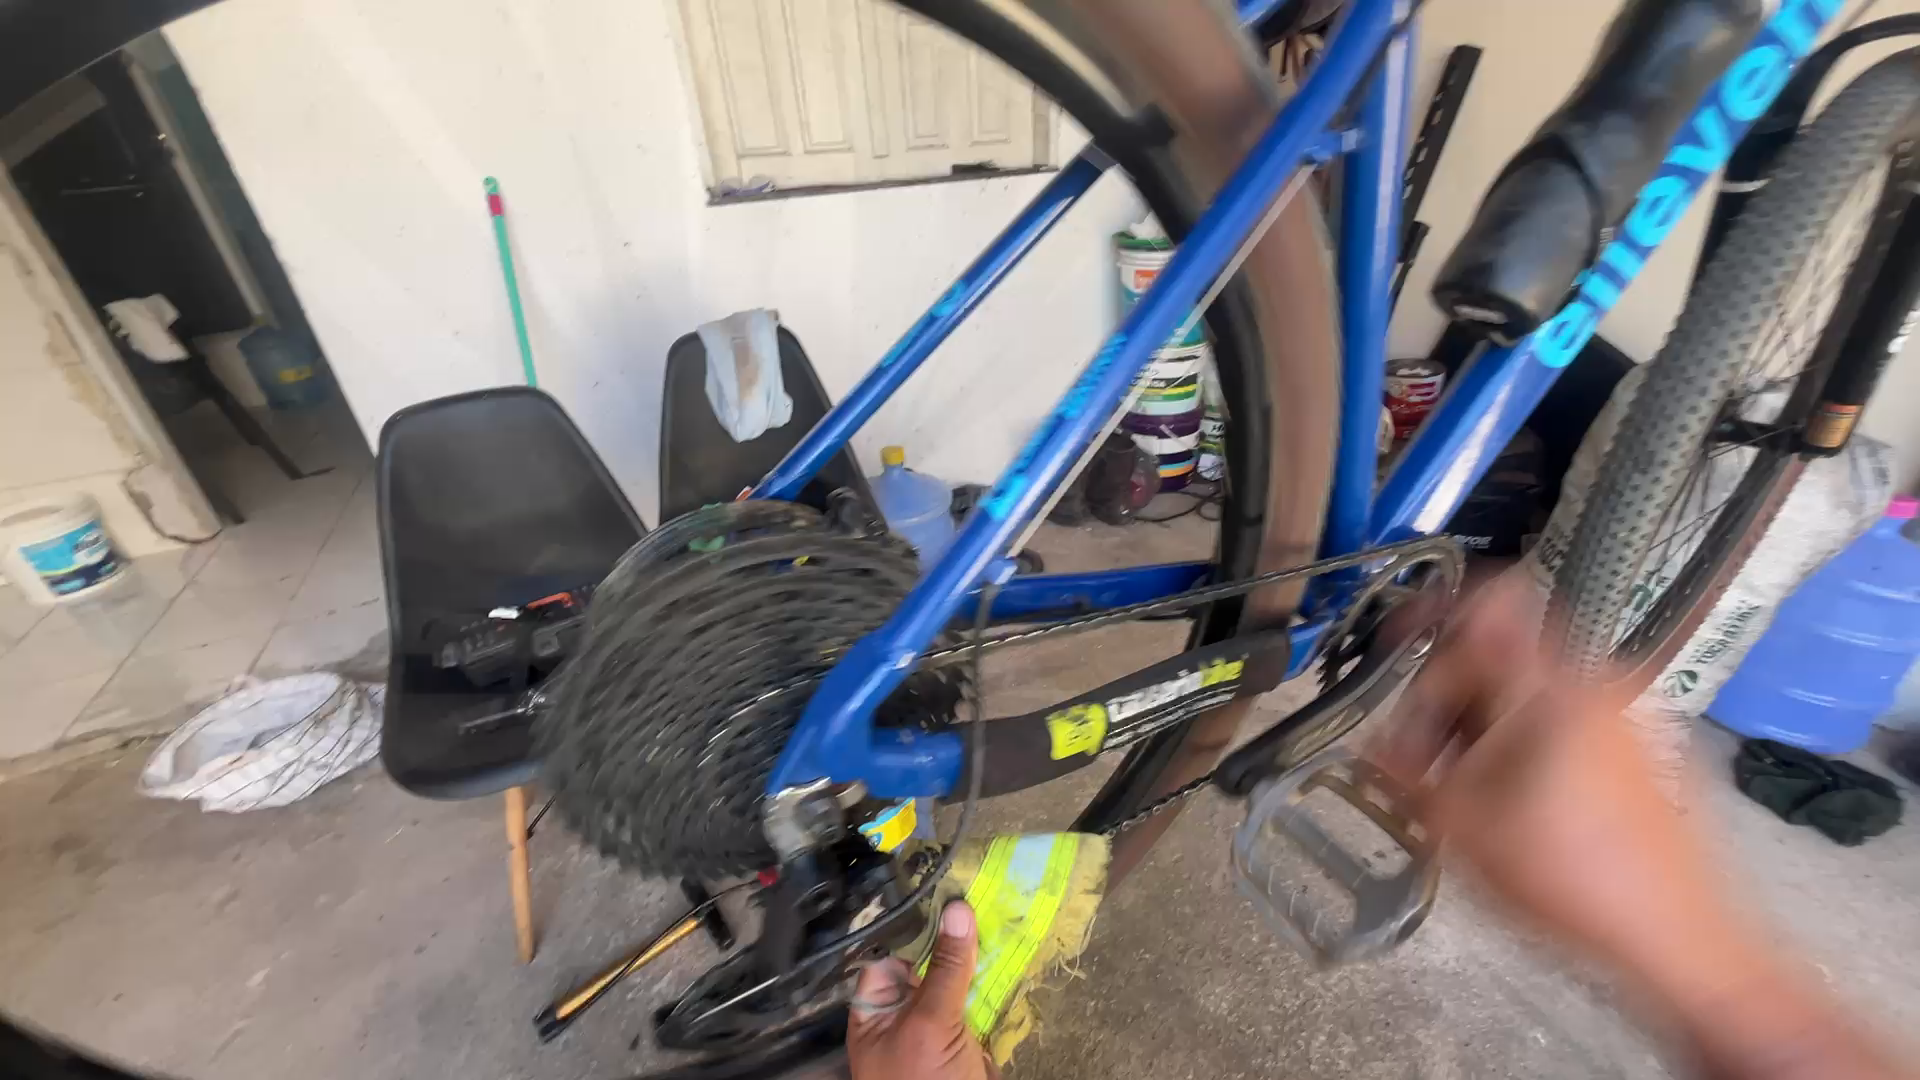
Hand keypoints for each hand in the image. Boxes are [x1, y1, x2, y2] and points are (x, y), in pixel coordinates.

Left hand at [847, 901, 997, 1079]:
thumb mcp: (929, 1025)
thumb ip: (944, 969)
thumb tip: (958, 908)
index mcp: (876, 1010)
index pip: (890, 950)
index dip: (913, 919)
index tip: (938, 884)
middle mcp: (904, 1013)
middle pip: (927, 960)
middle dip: (949, 929)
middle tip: (973, 885)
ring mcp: (937, 1025)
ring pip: (956, 977)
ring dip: (975, 948)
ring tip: (995, 900)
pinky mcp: (969, 1036)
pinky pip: (980, 997)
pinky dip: (995, 975)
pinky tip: (1009, 941)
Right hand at [1370, 578, 1728, 978]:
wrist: (1685, 943)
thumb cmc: (1563, 872)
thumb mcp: (1457, 818)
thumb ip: (1400, 767)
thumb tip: (1369, 745)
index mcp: (1547, 684)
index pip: (1486, 600)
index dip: (1430, 606)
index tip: (1394, 640)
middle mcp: (1591, 682)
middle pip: (1493, 652)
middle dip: (1443, 691)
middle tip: (1417, 746)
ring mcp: (1623, 713)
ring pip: (1522, 686)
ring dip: (1475, 717)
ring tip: (1455, 777)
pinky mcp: (1640, 745)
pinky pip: (1558, 711)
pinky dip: (1515, 731)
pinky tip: (1503, 789)